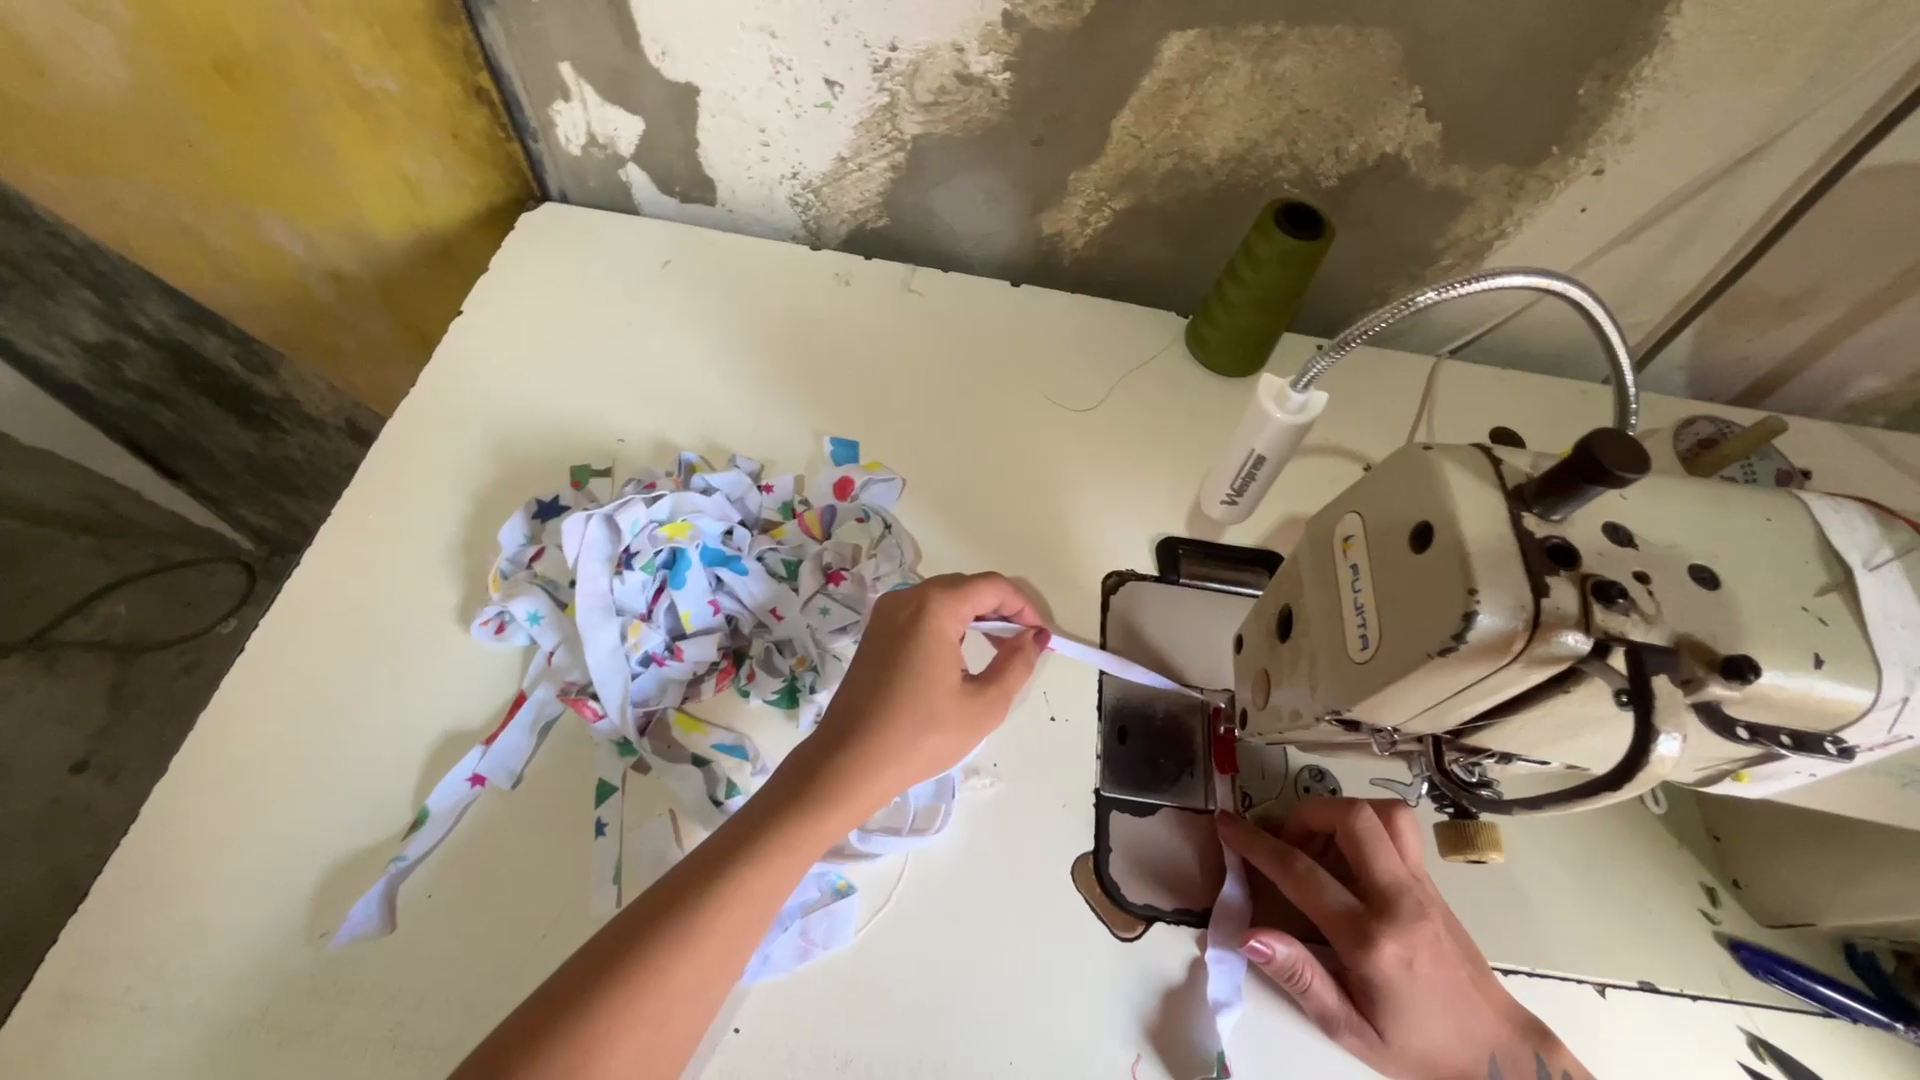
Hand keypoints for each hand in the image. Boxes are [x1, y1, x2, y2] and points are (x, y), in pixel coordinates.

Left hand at [779, 572, 1047, 825]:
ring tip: (999, 652)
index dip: (1025, 606)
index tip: (1042, 636)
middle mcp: (906, 598)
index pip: (992, 586)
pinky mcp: (875, 632)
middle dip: (1002, 609)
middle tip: (1025, 645)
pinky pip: (922, 613)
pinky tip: (962, 656)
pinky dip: (949, 624)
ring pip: (944, 598)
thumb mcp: (983, 705)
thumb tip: (1035, 637)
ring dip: (976, 616)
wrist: (849, 762)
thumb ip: (1016, 663)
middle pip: (967, 587)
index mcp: (934, 607)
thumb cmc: (920, 736)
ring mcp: (885, 613)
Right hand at [1218, 798, 1589, 1079]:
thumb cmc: (1418, 1049)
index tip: (1227, 825)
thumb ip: (1298, 977)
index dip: (1256, 844)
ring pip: (1382, 813)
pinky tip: (1344, 863)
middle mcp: (1399, 900)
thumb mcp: (1350, 1030)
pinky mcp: (1433, 885)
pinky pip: (1396, 832)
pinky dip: (1361, 828)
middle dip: (1304, 814)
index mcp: (1371, 940)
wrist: (1498, 1055)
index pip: (1302, 873)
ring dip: (1338, 814)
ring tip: (1315, 847)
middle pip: (1351, 818)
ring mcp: (1422, 887)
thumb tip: (1247, 934)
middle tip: (1284, 842)